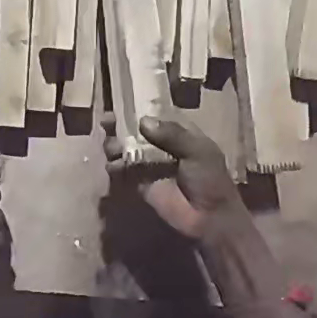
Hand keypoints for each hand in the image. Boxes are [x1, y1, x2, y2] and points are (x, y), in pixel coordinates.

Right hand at [102, 116, 244, 239]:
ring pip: (127, 149)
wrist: (208, 217)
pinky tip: (113, 165)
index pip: (158, 115)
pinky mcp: (140, 182)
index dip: (140, 108)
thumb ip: (172, 135)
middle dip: (121, 125)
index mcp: (181, 134)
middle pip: (137, 131)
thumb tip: (143, 122)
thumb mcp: (198, 152)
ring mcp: (150, 164)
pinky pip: (123, 170)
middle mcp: (163, 146)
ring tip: (111, 146)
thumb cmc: (209, 180)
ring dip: (115, 144)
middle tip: (107, 121)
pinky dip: (115, 165)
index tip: (123, 100)